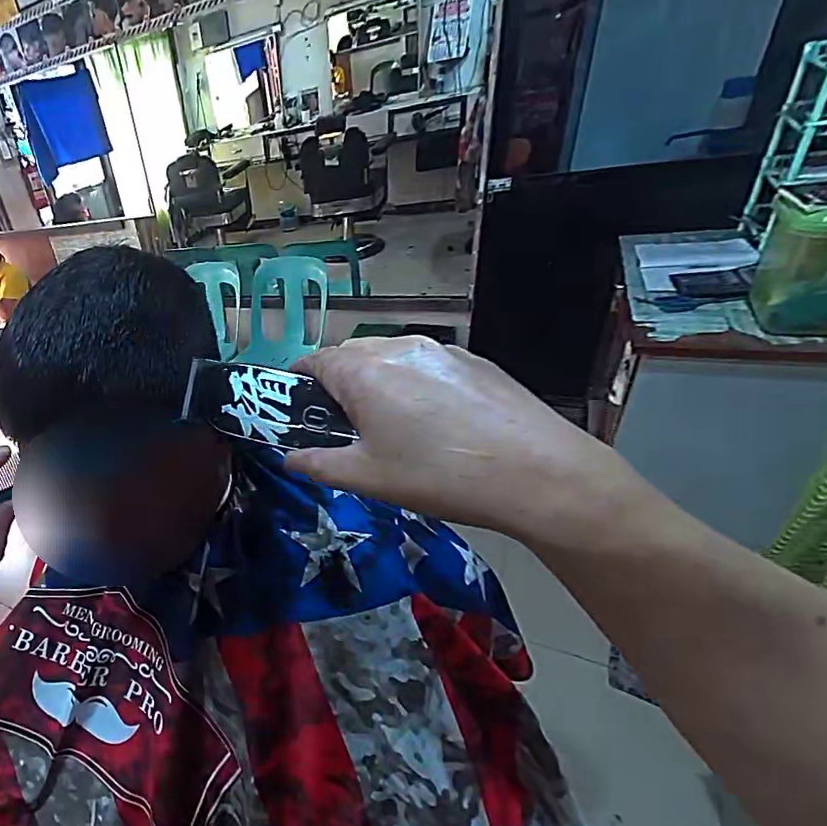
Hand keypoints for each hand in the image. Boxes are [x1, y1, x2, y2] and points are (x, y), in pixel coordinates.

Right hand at [286, 337, 668, 545]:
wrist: (537, 472)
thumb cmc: (438, 476)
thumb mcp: (369, 478)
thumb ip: (319, 464)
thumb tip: (289, 458)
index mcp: (363, 371)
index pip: (314, 359)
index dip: (299, 382)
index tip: (299, 409)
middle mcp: (399, 346)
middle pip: (352, 354)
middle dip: (339, 383)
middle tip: (348, 426)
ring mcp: (442, 349)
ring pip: (393, 357)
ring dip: (380, 382)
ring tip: (397, 427)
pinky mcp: (475, 359)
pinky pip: (429, 364)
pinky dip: (418, 384)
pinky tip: (440, 423)